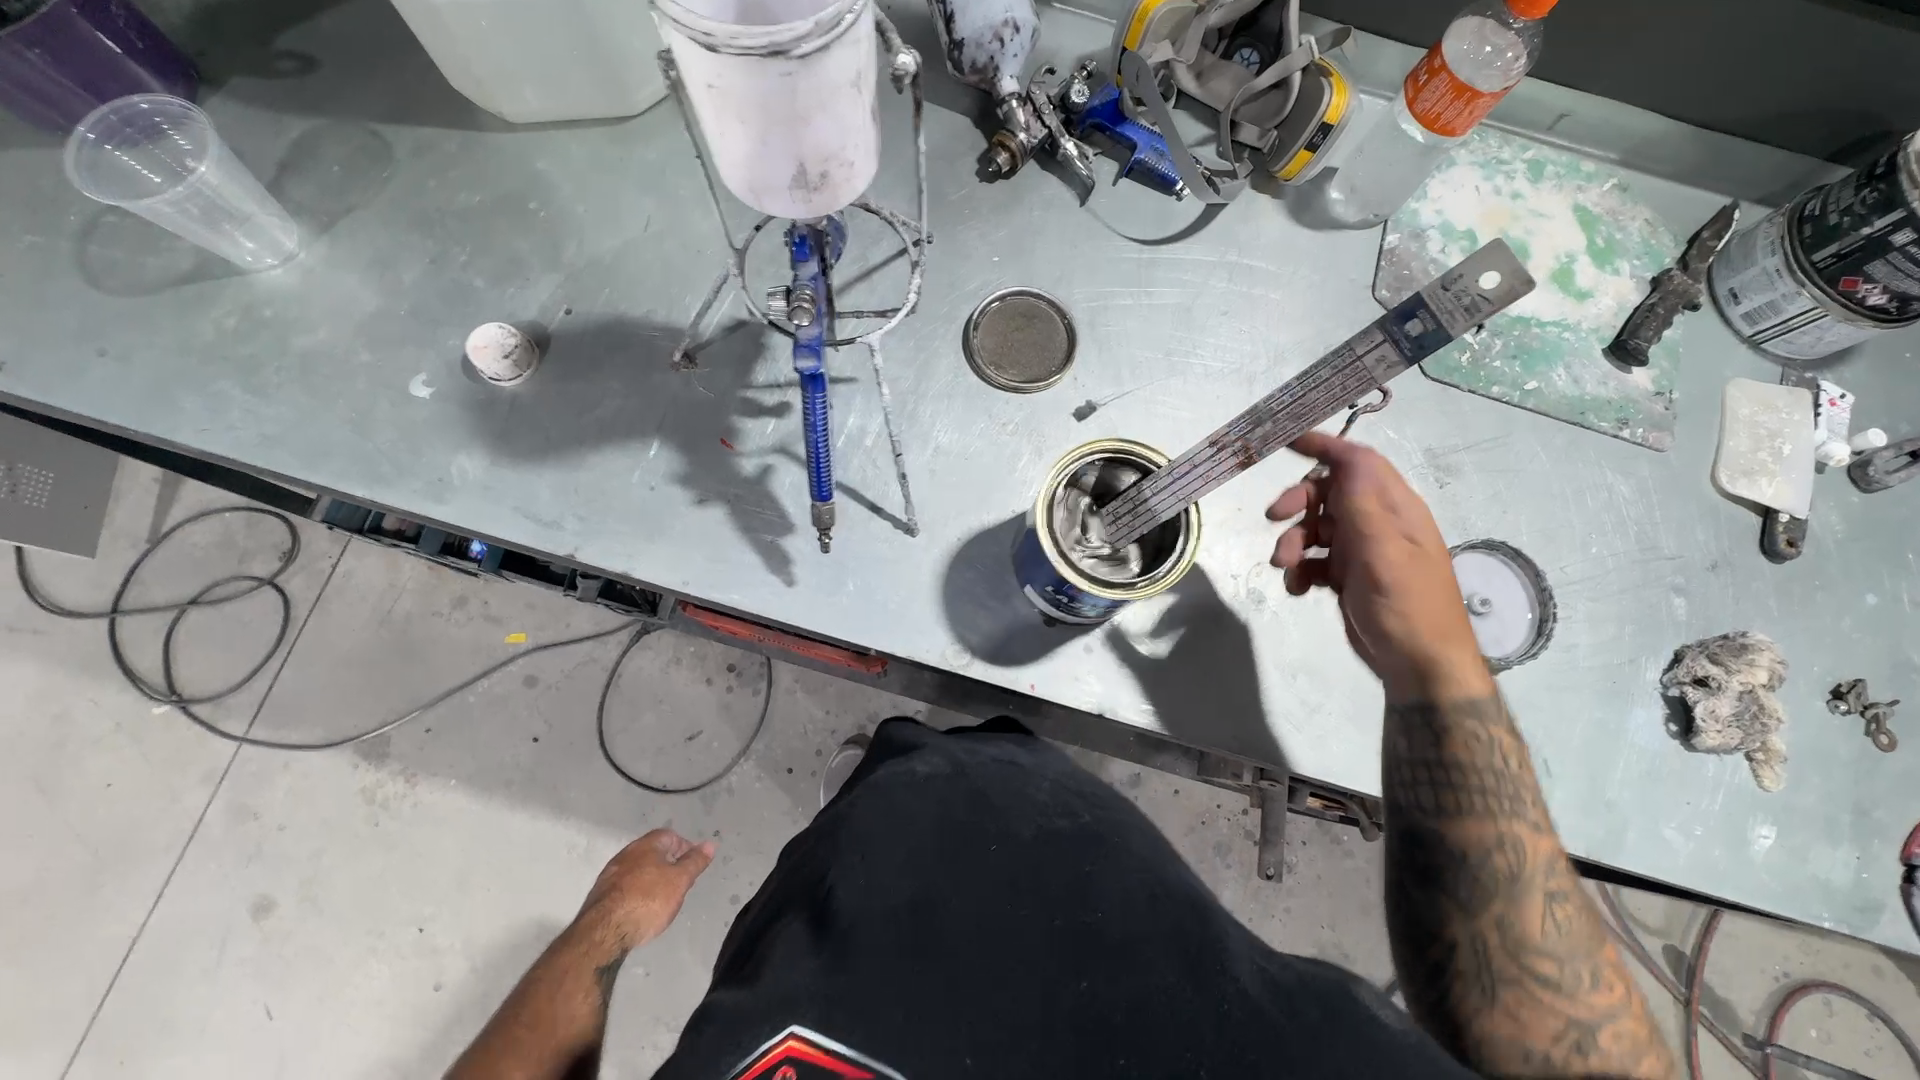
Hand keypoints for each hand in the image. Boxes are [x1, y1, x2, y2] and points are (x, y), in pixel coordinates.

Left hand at [574, 829, 715, 950]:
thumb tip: (710, 844)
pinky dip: (635, 892)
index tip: (692, 864)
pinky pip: (623, 887)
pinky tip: (640, 908)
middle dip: (667, 863)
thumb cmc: (648, 900)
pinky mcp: (600, 896)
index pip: (669, 835)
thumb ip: (695, 862)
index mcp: (645, 846)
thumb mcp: (680, 881)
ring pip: (636, 869)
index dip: (684, 846)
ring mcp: (609, 875)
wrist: (605, 932)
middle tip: (679, 881)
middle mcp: (625, 855)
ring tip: (661, 897)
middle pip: (651, 851)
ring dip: (650, 878)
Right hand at [1266, 431, 1489, 702]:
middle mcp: (1380, 523)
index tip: (1285, 440)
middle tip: (1274, 518)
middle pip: (1329, 494)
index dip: (1324, 446)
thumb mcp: (1384, 551)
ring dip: (1294, 543)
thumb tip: (1345, 456)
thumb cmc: (1406, 604)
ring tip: (1286, 568)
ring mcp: (1364, 551)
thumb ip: (1362, 503)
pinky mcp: (1350, 577)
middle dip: (1299, 504)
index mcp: (1395, 508)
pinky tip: (1299, 589)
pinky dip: (1301, 570)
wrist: (1418, 665)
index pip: (1358, 462)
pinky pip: (1316, 560)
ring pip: (1316, 528)